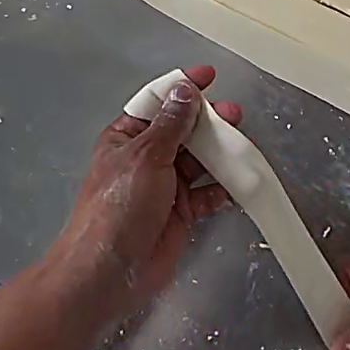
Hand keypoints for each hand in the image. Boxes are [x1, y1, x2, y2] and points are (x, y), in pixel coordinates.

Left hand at [46, 65, 238, 322]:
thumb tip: (186, 91)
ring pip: (200, 159)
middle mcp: (147, 157)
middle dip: (208, 120)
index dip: (182, 87)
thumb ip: (171, 124)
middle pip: (184, 129)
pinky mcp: (182, 211)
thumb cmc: (118, 207)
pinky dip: (224, 186)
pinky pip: (208, 191)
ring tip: (241, 144)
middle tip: (234, 114)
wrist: (108, 274)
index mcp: (127, 137)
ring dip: (220, 151)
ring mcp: (166, 184)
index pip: (157, 102)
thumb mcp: (145, 156)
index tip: (209, 75)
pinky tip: (239, 180)